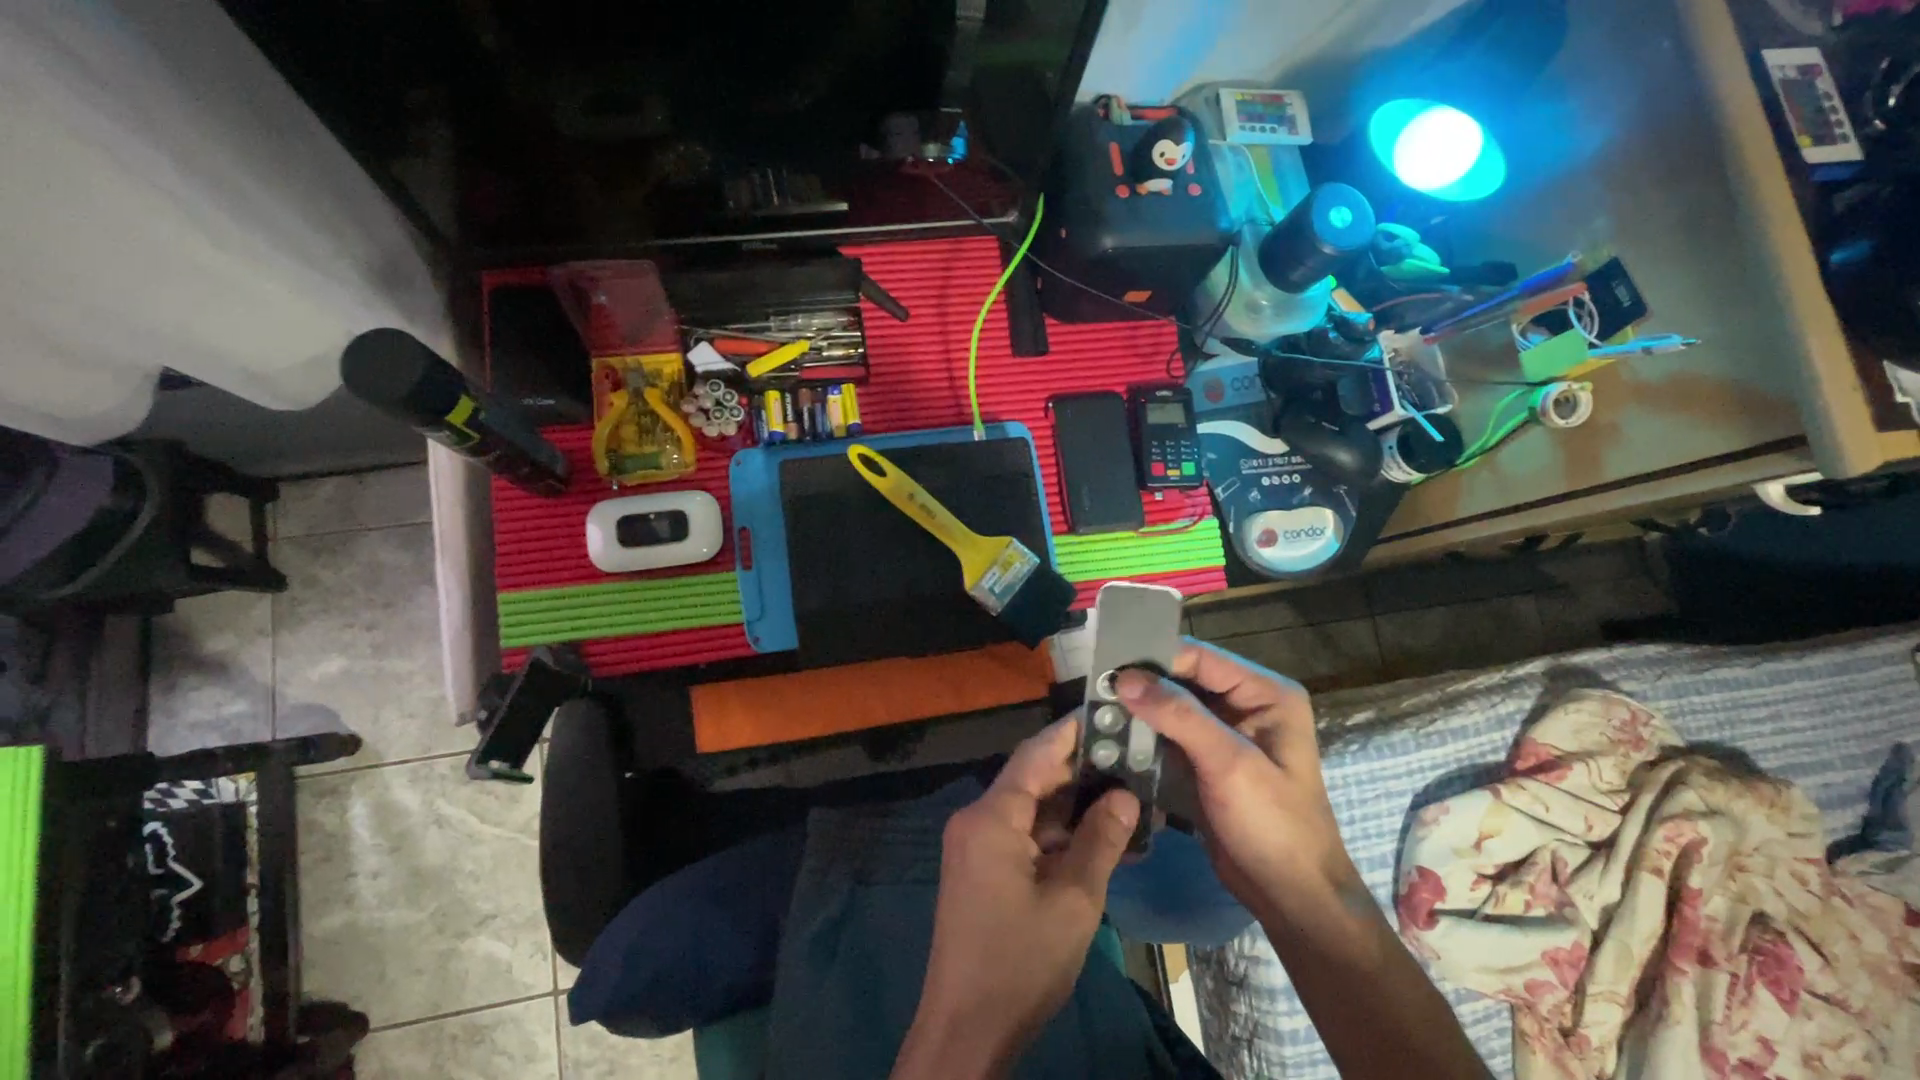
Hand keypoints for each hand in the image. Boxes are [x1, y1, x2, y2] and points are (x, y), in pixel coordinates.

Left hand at [892, 718, 1139, 1079]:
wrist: (967, 1028)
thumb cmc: (1020, 961)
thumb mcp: (1074, 900)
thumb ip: (1100, 841)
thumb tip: (1125, 795)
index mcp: (991, 818)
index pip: (1035, 755)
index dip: (1072, 732)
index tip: (1109, 711)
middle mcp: (977, 821)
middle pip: (1033, 780)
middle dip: (1082, 772)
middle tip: (1134, 758)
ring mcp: (977, 847)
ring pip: (1032, 811)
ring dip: (1075, 809)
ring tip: (1130, 798)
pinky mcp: (982, 871)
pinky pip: (1024, 838)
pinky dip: (1059, 837)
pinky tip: (1103, 839)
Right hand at [1115, 641, 1357, 918]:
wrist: (1292, 895)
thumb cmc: (1273, 824)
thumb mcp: (1228, 764)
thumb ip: (1179, 715)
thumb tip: (1124, 678)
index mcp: (1266, 693)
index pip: (1201, 658)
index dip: (1154, 659)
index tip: (1107, 668)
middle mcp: (1247, 705)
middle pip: (1183, 680)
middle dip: (1141, 686)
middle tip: (1093, 691)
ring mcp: (1225, 736)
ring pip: (1172, 709)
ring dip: (1138, 712)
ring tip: (1094, 713)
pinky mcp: (1207, 764)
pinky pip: (1170, 738)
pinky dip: (1143, 738)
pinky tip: (1111, 740)